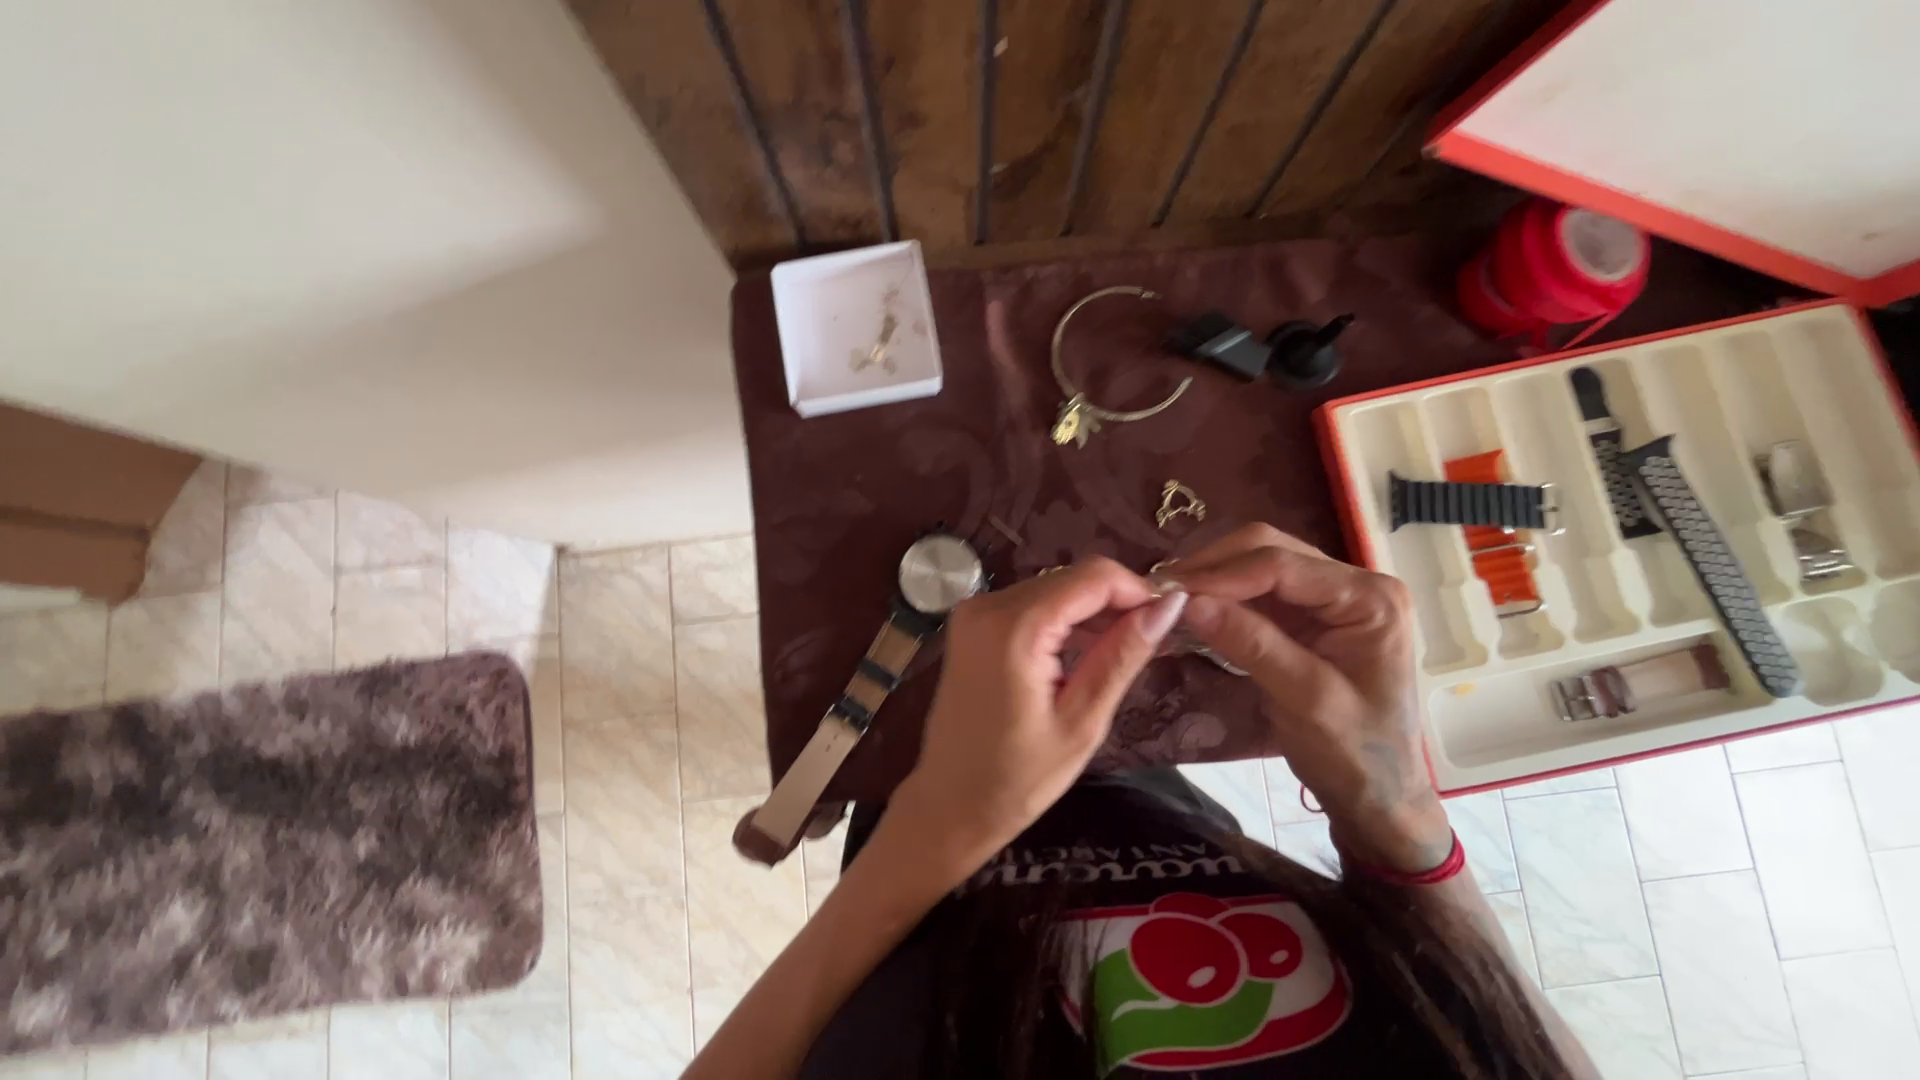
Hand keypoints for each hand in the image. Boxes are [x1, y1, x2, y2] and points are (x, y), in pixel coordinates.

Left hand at [892, 556, 1187, 866]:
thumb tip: (1168, 604)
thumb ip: (1122, 655)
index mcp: (1014, 627)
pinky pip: (1029, 604)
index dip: (1136, 589)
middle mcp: (987, 605)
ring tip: (1115, 657)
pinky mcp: (970, 625)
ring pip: (1052, 589)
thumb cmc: (1018, 777)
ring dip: (1088, 613)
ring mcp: (973, 612)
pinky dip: (1060, 621)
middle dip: (1113, 602)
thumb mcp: (1082, 721)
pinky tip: (1078, 656)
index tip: (1166, 619)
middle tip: (1144, 645)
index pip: (1092, 576)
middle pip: (1070, 579)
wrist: (950, 803)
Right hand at [1162, 524, 1450, 873]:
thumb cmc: (1354, 753)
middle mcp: (1353, 583)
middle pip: (1268, 550)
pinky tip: (1190, 610)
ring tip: (1168, 599)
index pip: (1281, 564)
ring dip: (1211, 578)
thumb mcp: (1305, 700)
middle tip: (1160, 593)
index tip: (1169, 593)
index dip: (1221, 574)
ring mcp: (1329, 597)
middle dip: (1212, 567)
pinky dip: (1220, 597)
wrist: (1376, 795)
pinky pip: (1255, 592)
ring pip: (1257, 564)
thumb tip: (1189, 603)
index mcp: (1369, 597)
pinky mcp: (1307, 615)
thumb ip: (1252, 645)